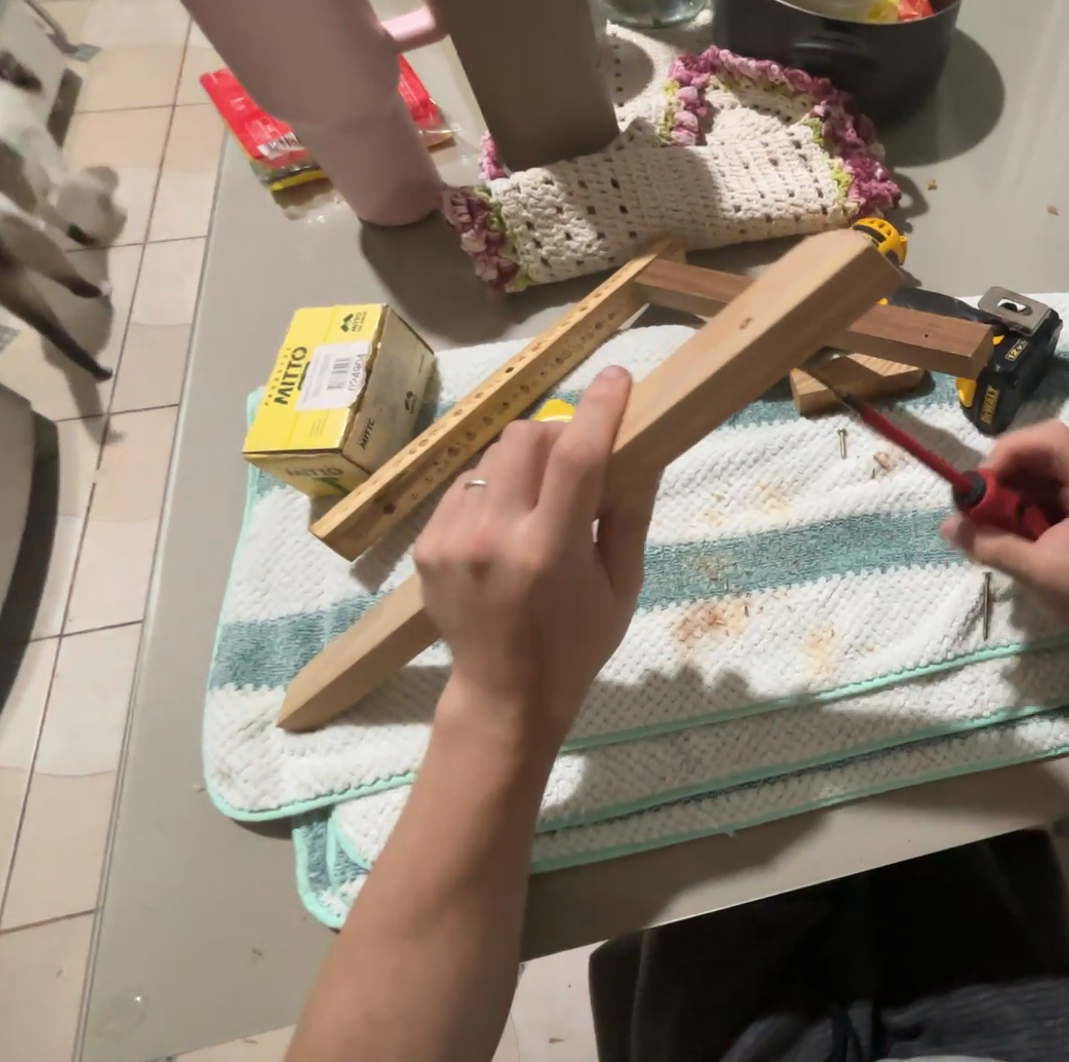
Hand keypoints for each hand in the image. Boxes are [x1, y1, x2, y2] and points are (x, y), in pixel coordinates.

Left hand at [413, 367, 657, 743]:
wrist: (506, 692)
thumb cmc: (580, 641)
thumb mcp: (624, 584)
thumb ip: (630, 514)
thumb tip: (642, 450)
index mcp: (550, 551)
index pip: (576, 458)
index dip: (600, 410)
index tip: (618, 377)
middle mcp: (493, 537)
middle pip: (526, 439)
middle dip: (560, 434)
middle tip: (580, 460)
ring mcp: (450, 539)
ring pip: (492, 456)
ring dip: (526, 459)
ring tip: (542, 498)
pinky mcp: (426, 544)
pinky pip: (466, 484)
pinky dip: (496, 487)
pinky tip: (509, 523)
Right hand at [940, 421, 1068, 650]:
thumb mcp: (1038, 573)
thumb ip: (992, 546)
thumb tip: (948, 526)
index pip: (1052, 439)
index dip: (1011, 450)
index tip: (982, 482)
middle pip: (1041, 449)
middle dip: (1003, 472)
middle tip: (976, 506)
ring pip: (1037, 467)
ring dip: (1007, 489)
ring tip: (988, 521)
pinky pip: (1042, 486)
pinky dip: (1018, 501)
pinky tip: (1007, 527)